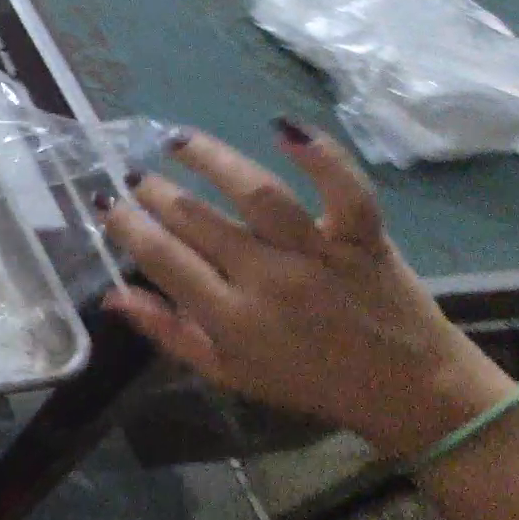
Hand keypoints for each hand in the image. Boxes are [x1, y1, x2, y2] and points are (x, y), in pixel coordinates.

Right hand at [100, 121, 515, 458]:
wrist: (413, 392)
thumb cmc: (305, 381)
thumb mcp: (223, 372)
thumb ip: (165, 331)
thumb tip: (111, 295)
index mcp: (230, 316)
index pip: (162, 258)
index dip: (126, 225)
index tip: (105, 203)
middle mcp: (269, 279)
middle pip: (198, 221)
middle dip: (155, 192)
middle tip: (134, 177)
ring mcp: (319, 255)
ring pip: (259, 195)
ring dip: (212, 161)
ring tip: (177, 141)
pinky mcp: (365, 239)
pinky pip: (346, 191)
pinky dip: (321, 156)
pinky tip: (282, 127)